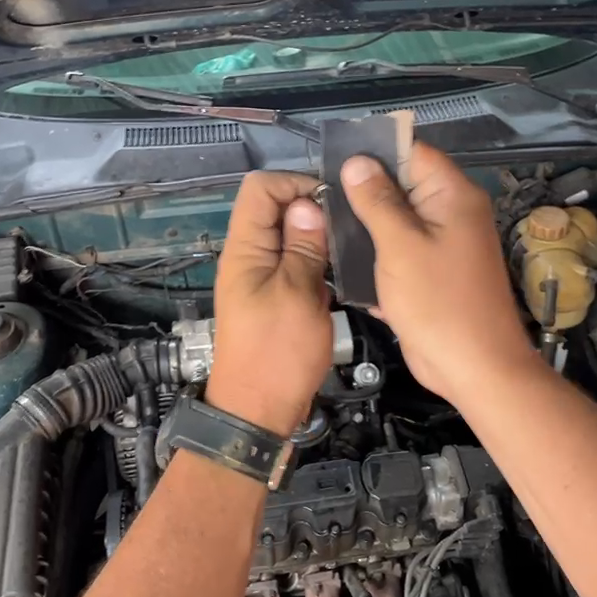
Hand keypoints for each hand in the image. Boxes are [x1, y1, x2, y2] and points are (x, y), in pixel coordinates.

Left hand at [206, 171, 332, 434]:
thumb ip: (303, 247)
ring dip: (318, 238)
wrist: (257, 414)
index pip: (260, 188)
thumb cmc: (277, 355)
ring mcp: (261, 278)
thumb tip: (308, 204)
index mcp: (245, 248)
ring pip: (290, 238)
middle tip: (350, 226)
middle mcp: (249, 256)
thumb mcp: (297, 295)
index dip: (295, 183)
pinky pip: (296, 265)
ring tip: (352, 249)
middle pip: (276, 209)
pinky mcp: (276, 298)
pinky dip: (318, 263)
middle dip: (312, 209)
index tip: (331, 201)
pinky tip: (343, 275)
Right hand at [339, 143, 539, 402]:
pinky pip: (400, 250)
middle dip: (364, 189)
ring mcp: (443, 244)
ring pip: (397, 220)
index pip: (412, 153)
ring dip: (366, 224)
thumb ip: (377, 201)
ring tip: (324, 222)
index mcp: (452, 196)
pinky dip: (377, 253)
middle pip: (402, 185)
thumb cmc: (439, 303)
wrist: (475, 368)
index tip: (334, 157)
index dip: (375, 151)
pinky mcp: (431, 273)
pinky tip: (345, 259)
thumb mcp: (400, 246)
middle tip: (319, 192)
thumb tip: (357, 161)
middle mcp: (451, 213)